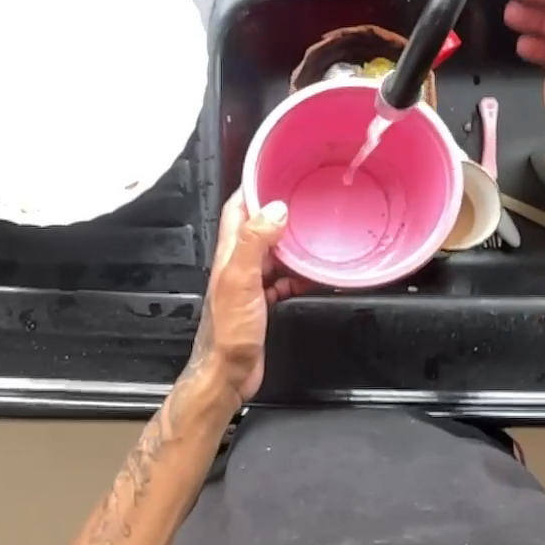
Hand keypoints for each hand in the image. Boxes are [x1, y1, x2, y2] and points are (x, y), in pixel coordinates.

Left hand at [187, 191, 301, 404]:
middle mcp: (238, 264)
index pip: (238, 208)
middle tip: (306, 200)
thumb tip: (274, 209)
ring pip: (274, 254)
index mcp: (229, 254)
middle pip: (259, 228)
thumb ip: (254, 243)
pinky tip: (312, 276)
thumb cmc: (228, 333)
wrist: (228, 373)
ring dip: (293, 245)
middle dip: (280, 212)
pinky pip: (282, 280)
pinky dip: (298, 275)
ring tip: (316, 236)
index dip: (253, 187)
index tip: (276, 171)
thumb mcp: (240, 281)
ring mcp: (250, 284)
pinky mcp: (261, 303)